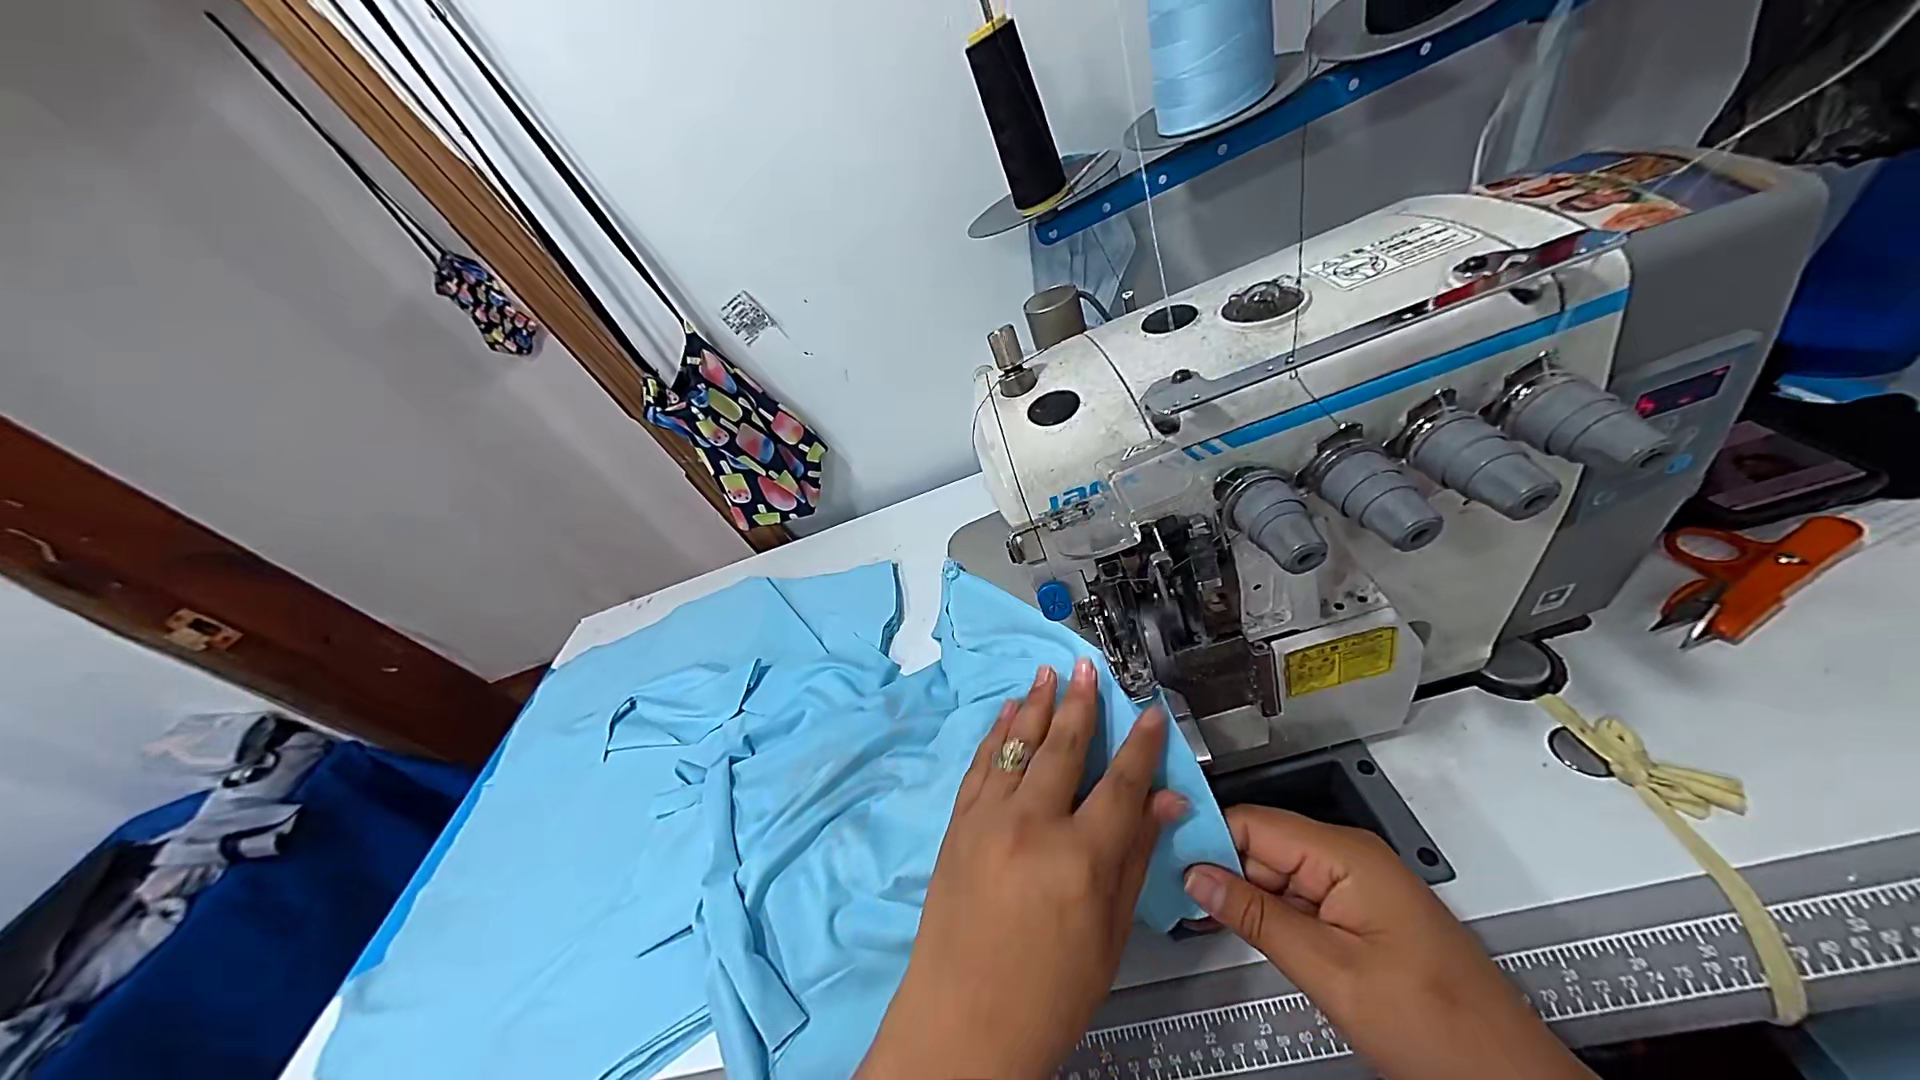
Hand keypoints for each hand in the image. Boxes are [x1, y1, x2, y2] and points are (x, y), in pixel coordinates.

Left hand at [857, 658, 1187, 1079]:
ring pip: (1018, 745)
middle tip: (1088, 668)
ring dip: (1036, 705)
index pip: (1122, 784)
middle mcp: (1032, 825)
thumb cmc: (1048, 994)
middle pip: (1064, 748)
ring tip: (1048, 673)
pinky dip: (996, 734)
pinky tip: (1007, 714)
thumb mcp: (1110, 935)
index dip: (1142, 745)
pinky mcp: (959, 824)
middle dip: (1081, 703)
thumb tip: (1165, 803)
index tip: (1151, 713)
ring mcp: (988, 819)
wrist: (962, 1024)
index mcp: (1081, 858)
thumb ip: (1136, 859)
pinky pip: (981, 765)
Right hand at [1183, 807, 1594, 1079]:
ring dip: (1240, 894)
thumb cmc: (1442, 1028)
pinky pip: (1295, 897)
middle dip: (1219, 868)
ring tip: (1201, 914)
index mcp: (1346, 854)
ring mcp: (1353, 884)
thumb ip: (1255, 916)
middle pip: (1260, 844)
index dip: (1206, 836)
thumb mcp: (1330, 970)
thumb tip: (1199, 875)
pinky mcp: (1355, 911)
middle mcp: (1349, 857)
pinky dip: (1265, 912)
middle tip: (1176, 895)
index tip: (1166, 855)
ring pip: (1274, 873)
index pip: (1252, 822)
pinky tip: (1241, 929)